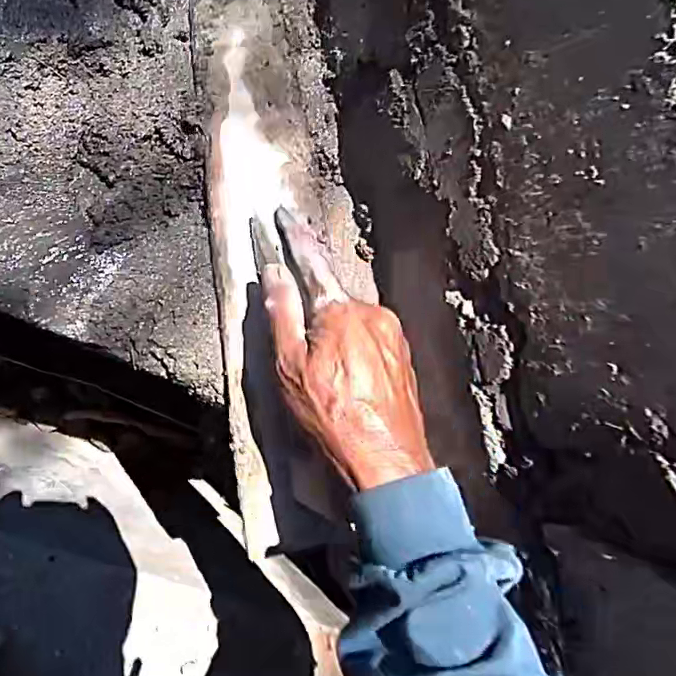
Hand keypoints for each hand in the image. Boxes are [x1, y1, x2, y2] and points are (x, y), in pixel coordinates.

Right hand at [261, 213, 433, 490]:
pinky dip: (349, 341)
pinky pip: (368, 333)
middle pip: (332, 291)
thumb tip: (273, 273)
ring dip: (331, 325)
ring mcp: (393, 333)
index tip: (281, 214)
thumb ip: (280, 313)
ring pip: (351, 314)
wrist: (387, 461)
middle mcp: (373, 312)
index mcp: (341, 311)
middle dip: (310, 297)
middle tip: (297, 322)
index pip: (311, 261)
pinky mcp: (402, 354)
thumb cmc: (331, 416)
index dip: (291, 236)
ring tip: (319, 365)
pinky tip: (342, 372)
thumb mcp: (289, 366)